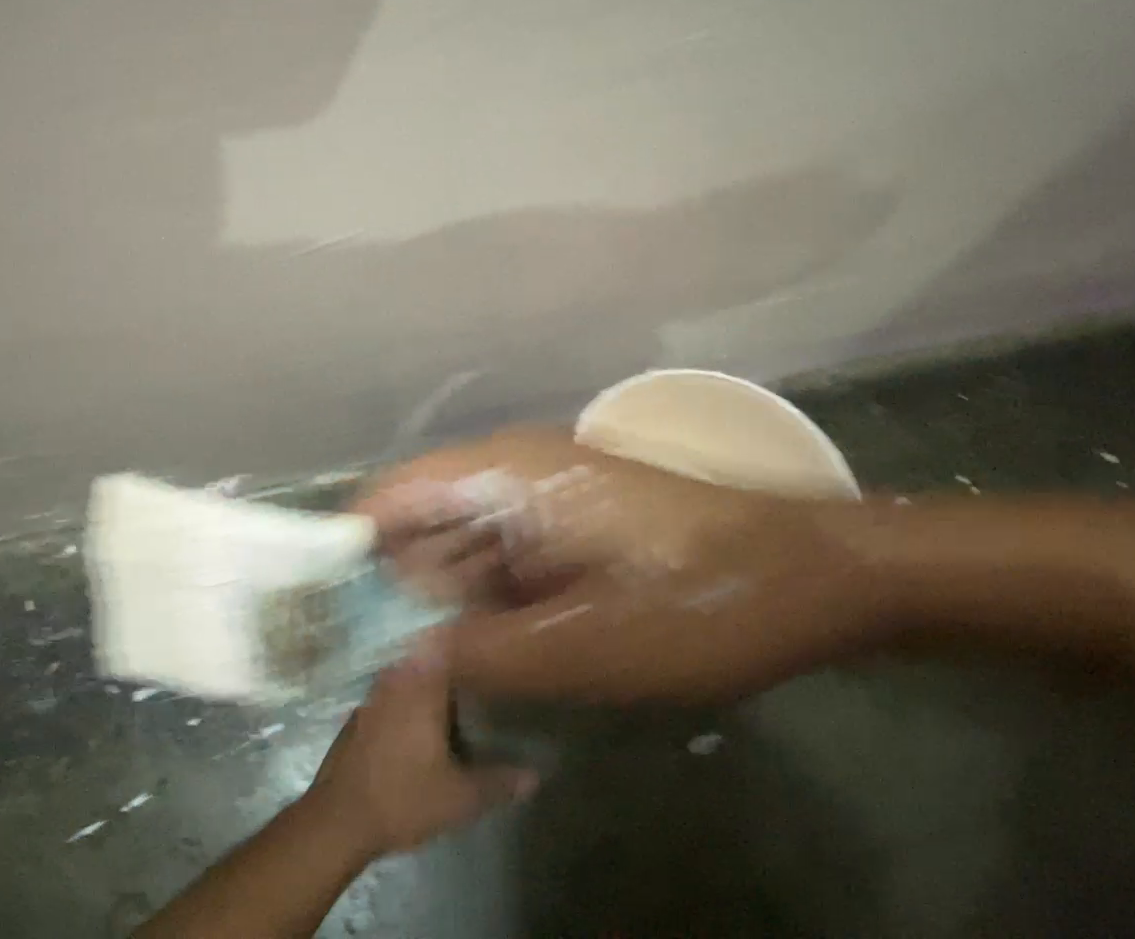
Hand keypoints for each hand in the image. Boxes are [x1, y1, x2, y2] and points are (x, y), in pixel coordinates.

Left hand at [303, 636, 536, 856]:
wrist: (339, 820)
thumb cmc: (404, 799)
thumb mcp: (461, 797)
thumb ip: (499, 782)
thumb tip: (535, 775)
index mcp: (421, 691)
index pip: (443, 647)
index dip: (463, 643)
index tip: (482, 644)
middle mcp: (393, 685)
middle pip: (420, 659)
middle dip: (442, 664)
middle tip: (468, 678)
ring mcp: (368, 701)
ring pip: (400, 678)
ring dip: (419, 684)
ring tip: (443, 704)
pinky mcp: (352, 721)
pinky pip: (383, 699)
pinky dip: (398, 704)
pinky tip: (409, 729)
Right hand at [350, 425, 892, 701]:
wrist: (818, 577)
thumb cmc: (701, 602)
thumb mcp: (586, 645)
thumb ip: (480, 652)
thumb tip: (395, 661)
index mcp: (509, 476)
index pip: (393, 494)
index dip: (347, 546)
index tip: (316, 607)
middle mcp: (515, 472)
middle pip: (420, 518)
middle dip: (386, 582)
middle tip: (350, 654)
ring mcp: (545, 496)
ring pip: (460, 541)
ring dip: (432, 596)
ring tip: (395, 662)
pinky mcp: (570, 524)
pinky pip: (500, 556)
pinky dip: (477, 598)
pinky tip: (466, 649)